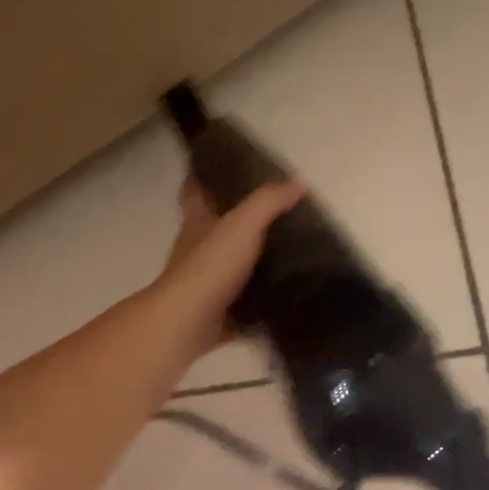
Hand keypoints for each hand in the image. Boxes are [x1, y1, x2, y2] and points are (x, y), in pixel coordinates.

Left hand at [152, 178, 303, 351]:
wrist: (190, 322)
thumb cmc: (211, 265)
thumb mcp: (243, 224)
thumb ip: (269, 202)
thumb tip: (298, 182)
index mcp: (197, 222)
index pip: (194, 190)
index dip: (203, 177)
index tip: (220, 167)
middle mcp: (198, 250)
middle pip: (215, 229)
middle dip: (236, 222)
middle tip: (274, 214)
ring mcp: (207, 284)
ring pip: (231, 266)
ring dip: (253, 262)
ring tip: (291, 253)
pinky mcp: (219, 313)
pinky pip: (244, 303)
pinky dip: (261, 300)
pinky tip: (286, 295)